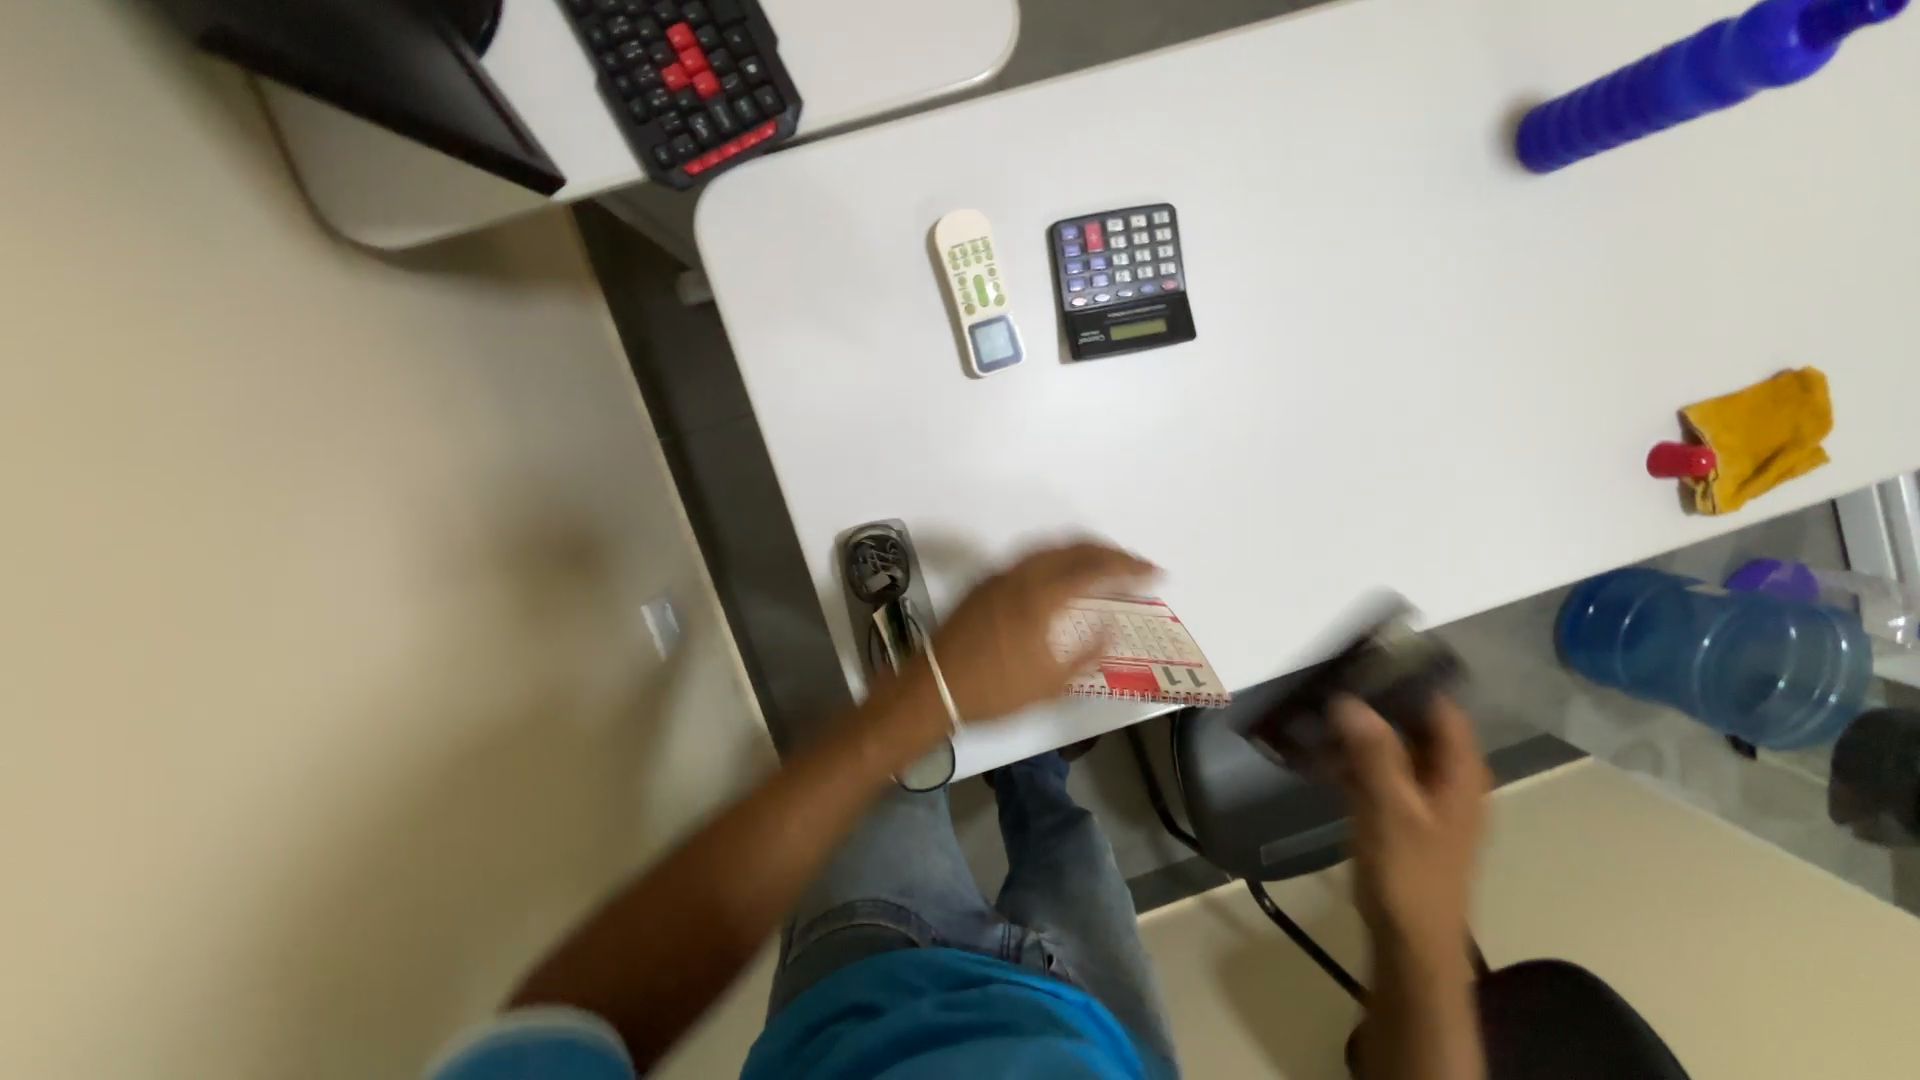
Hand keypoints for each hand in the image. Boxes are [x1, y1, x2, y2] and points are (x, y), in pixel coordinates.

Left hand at [924, 542, 1155, 723]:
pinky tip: (1061, 573)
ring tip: (1103, 563)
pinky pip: (1029, 556)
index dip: (1131, 569)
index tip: (1155, 573)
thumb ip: (1087, 654)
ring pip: (1049, 547)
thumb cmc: (994, 691)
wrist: (932, 687)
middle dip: (1110, 552)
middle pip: (1074, 547)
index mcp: (1042, 596)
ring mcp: (999, 575)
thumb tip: (1111, 629)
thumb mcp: (1050, 684)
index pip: (1096, 569)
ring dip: (1081, 550)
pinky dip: (1056, 556)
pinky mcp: (984, 583)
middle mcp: (1021, 575)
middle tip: (1135, 565)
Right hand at [1331, 694, 1489, 956]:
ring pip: (1390, 747)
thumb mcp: (1391, 809)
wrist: (1411, 942)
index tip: (1363, 659)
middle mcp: (1447, 777)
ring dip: (1356, 731)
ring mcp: (1423, 797)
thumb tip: (1348, 699)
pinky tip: (1315, 754)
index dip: (1407, 679)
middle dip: (1373, 703)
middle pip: (1413, 723)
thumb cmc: (1410, 874)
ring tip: (1313, 712)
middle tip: (1328, 681)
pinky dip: (1350, 760)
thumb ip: (1373, 752)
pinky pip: (1376, 773)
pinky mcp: (1400, 814)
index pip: (1440, 706)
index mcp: (1460, 772)